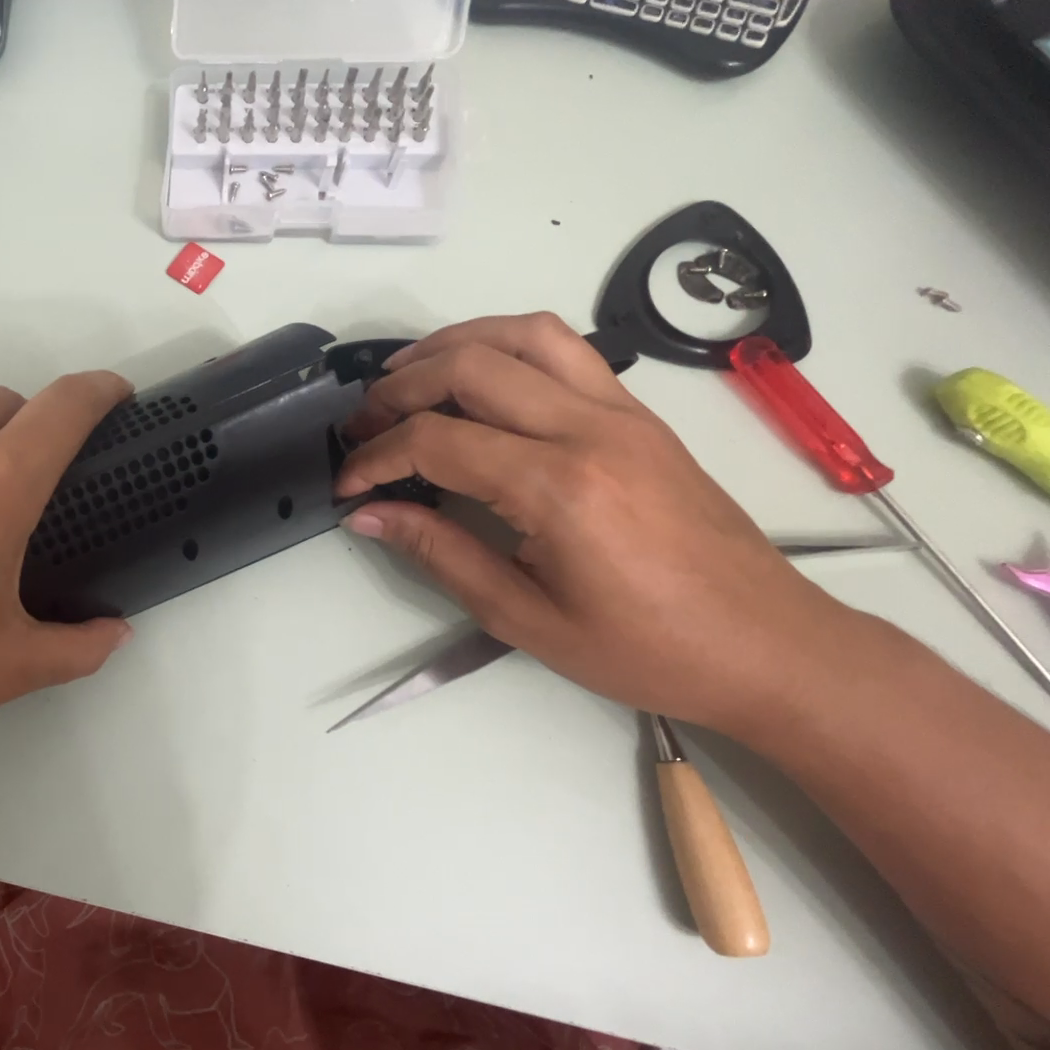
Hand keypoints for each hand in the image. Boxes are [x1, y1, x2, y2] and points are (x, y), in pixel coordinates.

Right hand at [336, 313, 858, 734]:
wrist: (768, 645)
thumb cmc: (643, 648)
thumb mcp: (522, 616)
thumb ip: (438, 553)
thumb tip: (368, 515)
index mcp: (559, 487)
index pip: (437, 440)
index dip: (375, 457)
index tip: (347, 487)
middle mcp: (590, 429)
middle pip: (471, 366)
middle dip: (397, 390)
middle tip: (362, 426)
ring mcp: (622, 412)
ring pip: (523, 335)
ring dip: (452, 345)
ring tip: (405, 378)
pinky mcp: (640, 414)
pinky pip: (564, 350)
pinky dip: (504, 347)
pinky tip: (475, 382)